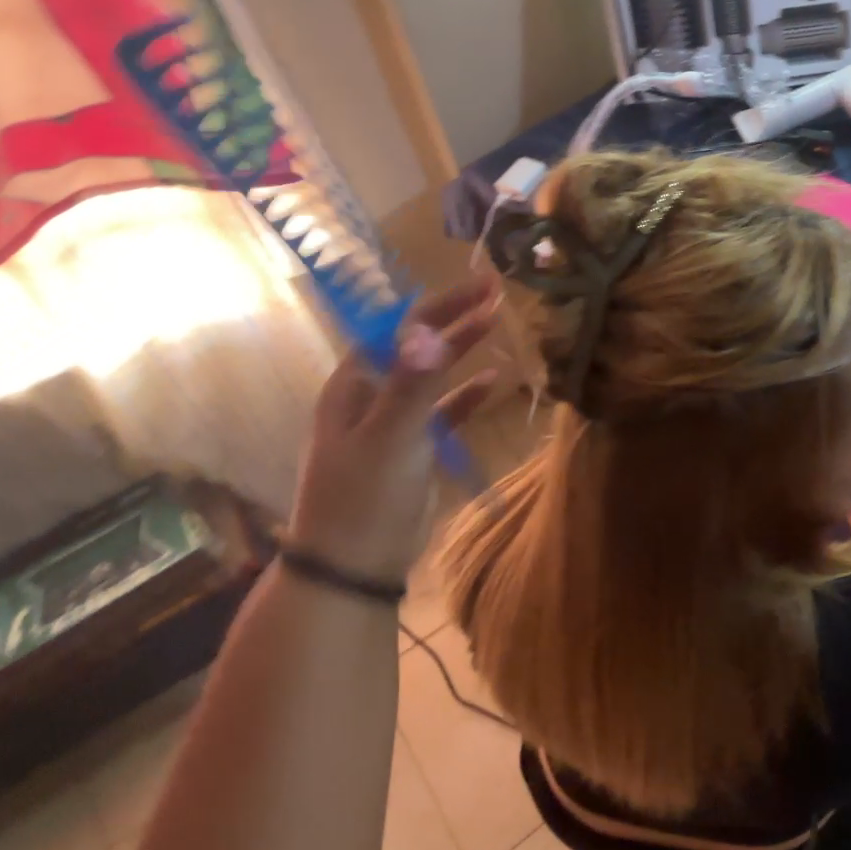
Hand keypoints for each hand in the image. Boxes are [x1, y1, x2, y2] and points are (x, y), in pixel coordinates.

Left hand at [287, 279, 498, 582]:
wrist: (355, 565)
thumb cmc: (365, 496)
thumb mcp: (390, 438)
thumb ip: (413, 385)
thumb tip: (430, 330)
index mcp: (355, 384)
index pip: (399, 328)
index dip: (440, 303)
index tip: (481, 284)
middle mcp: (372, 395)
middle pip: (417, 344)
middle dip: (453, 316)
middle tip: (496, 293)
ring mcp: (394, 422)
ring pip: (432, 374)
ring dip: (462, 349)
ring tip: (495, 323)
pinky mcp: (415, 449)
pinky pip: (444, 412)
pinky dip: (467, 396)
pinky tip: (494, 383)